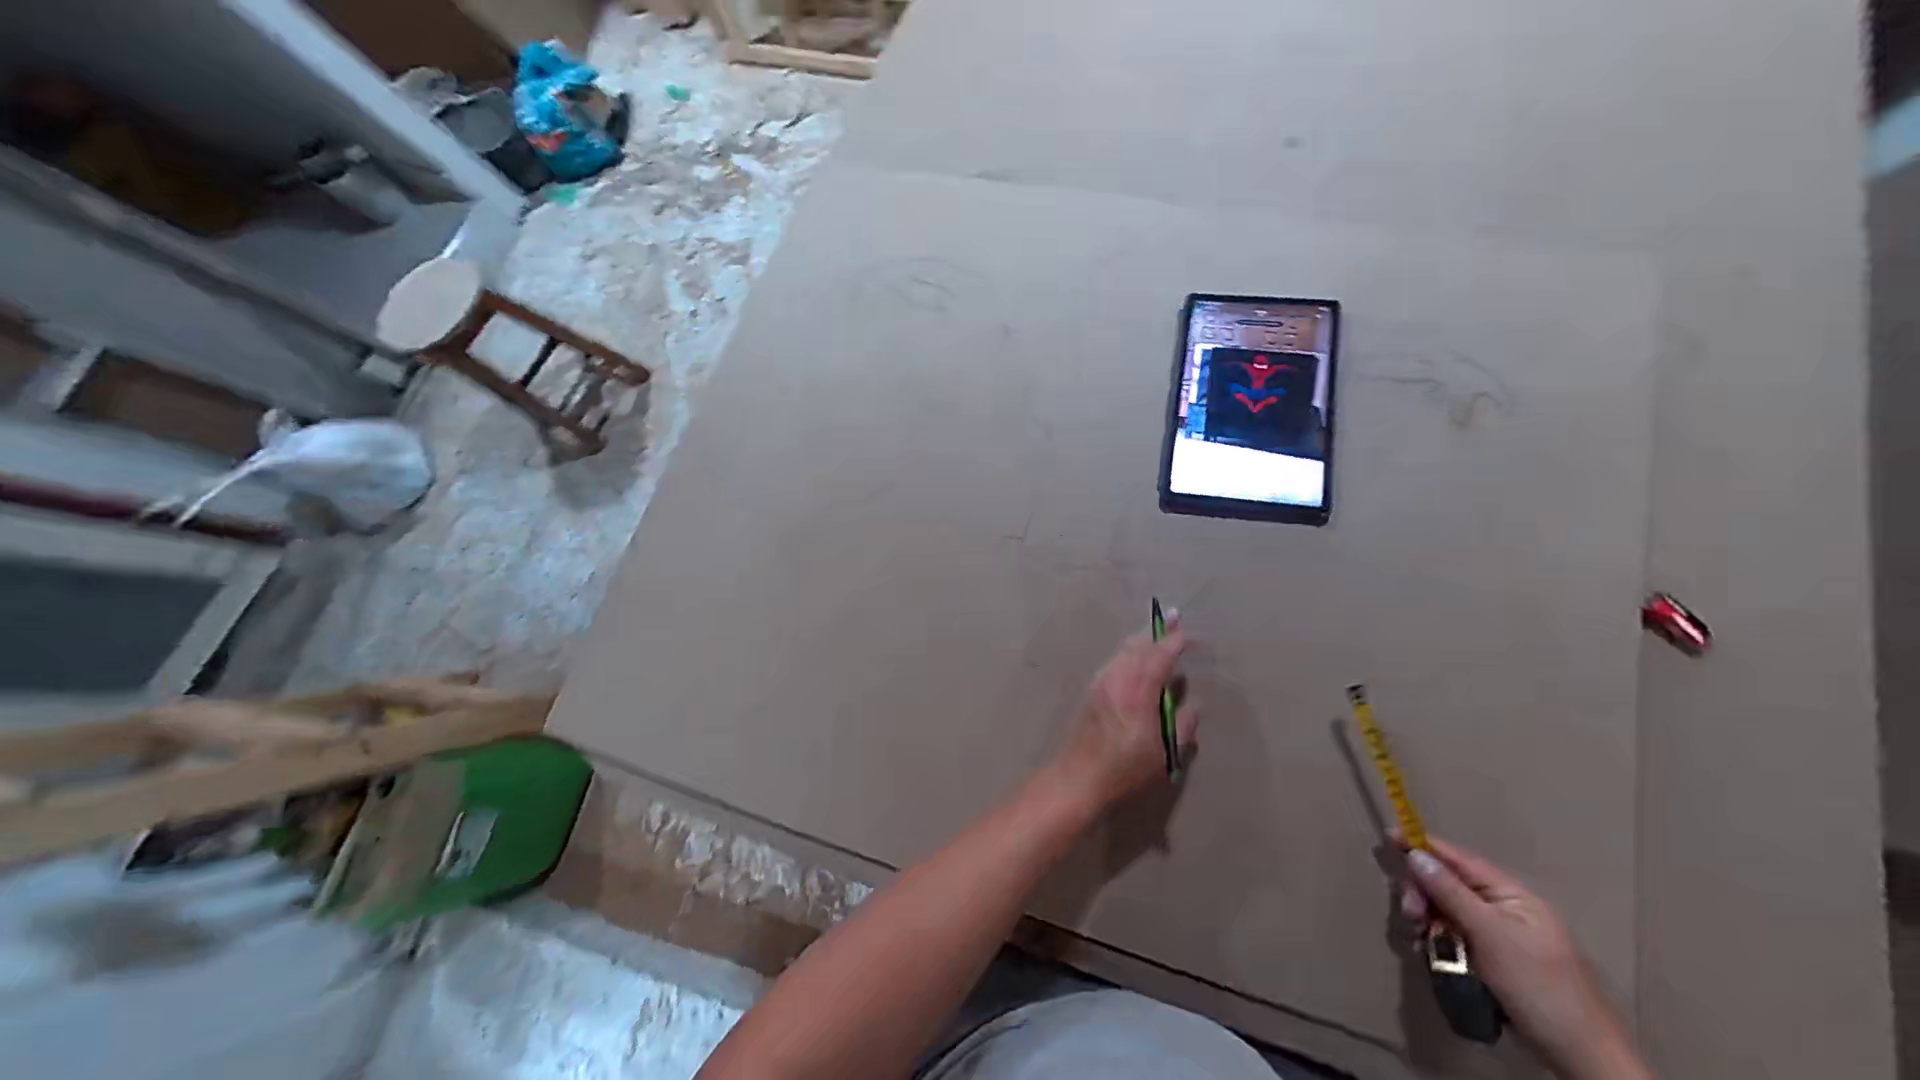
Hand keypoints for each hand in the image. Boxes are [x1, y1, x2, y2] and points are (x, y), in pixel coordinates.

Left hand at [1048, 612, 1196, 808]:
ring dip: (1141, 640)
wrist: (1077, 777)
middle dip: (1156, 631)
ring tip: (1156, 636)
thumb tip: (1191, 706)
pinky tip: (1134, 660)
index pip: (1159, 655)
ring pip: (1122, 651)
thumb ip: (1182, 727)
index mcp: (1138, 691)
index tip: (1188, 633)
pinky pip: (1114, 661)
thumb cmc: (1125, 769)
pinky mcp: (1091, 692)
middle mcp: (1117, 679)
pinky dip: (1128, 653)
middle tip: (1173, 618)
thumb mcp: (1165, 754)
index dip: (1174, 641)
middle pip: (1137, 645)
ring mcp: (1100, 683)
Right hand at [1400, 836, 1652, 1079]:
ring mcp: (1496, 935)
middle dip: (1423, 893)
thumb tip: (1416, 853)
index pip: (1460, 859)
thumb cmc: (1537, 985)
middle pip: (1447, 884)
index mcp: (1511, 895)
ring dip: (1427, 919)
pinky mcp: (1489, 959)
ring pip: (1445, 911)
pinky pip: (1451, 935)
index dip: (1424, 846)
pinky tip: (1430, 950)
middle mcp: (1502, 908)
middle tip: (1411, 915)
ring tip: (1421, 938)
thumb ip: (1451, 892)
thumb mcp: (1490, 935)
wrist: (1577, 1052)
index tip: (1389, 835)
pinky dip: (1436, 939)